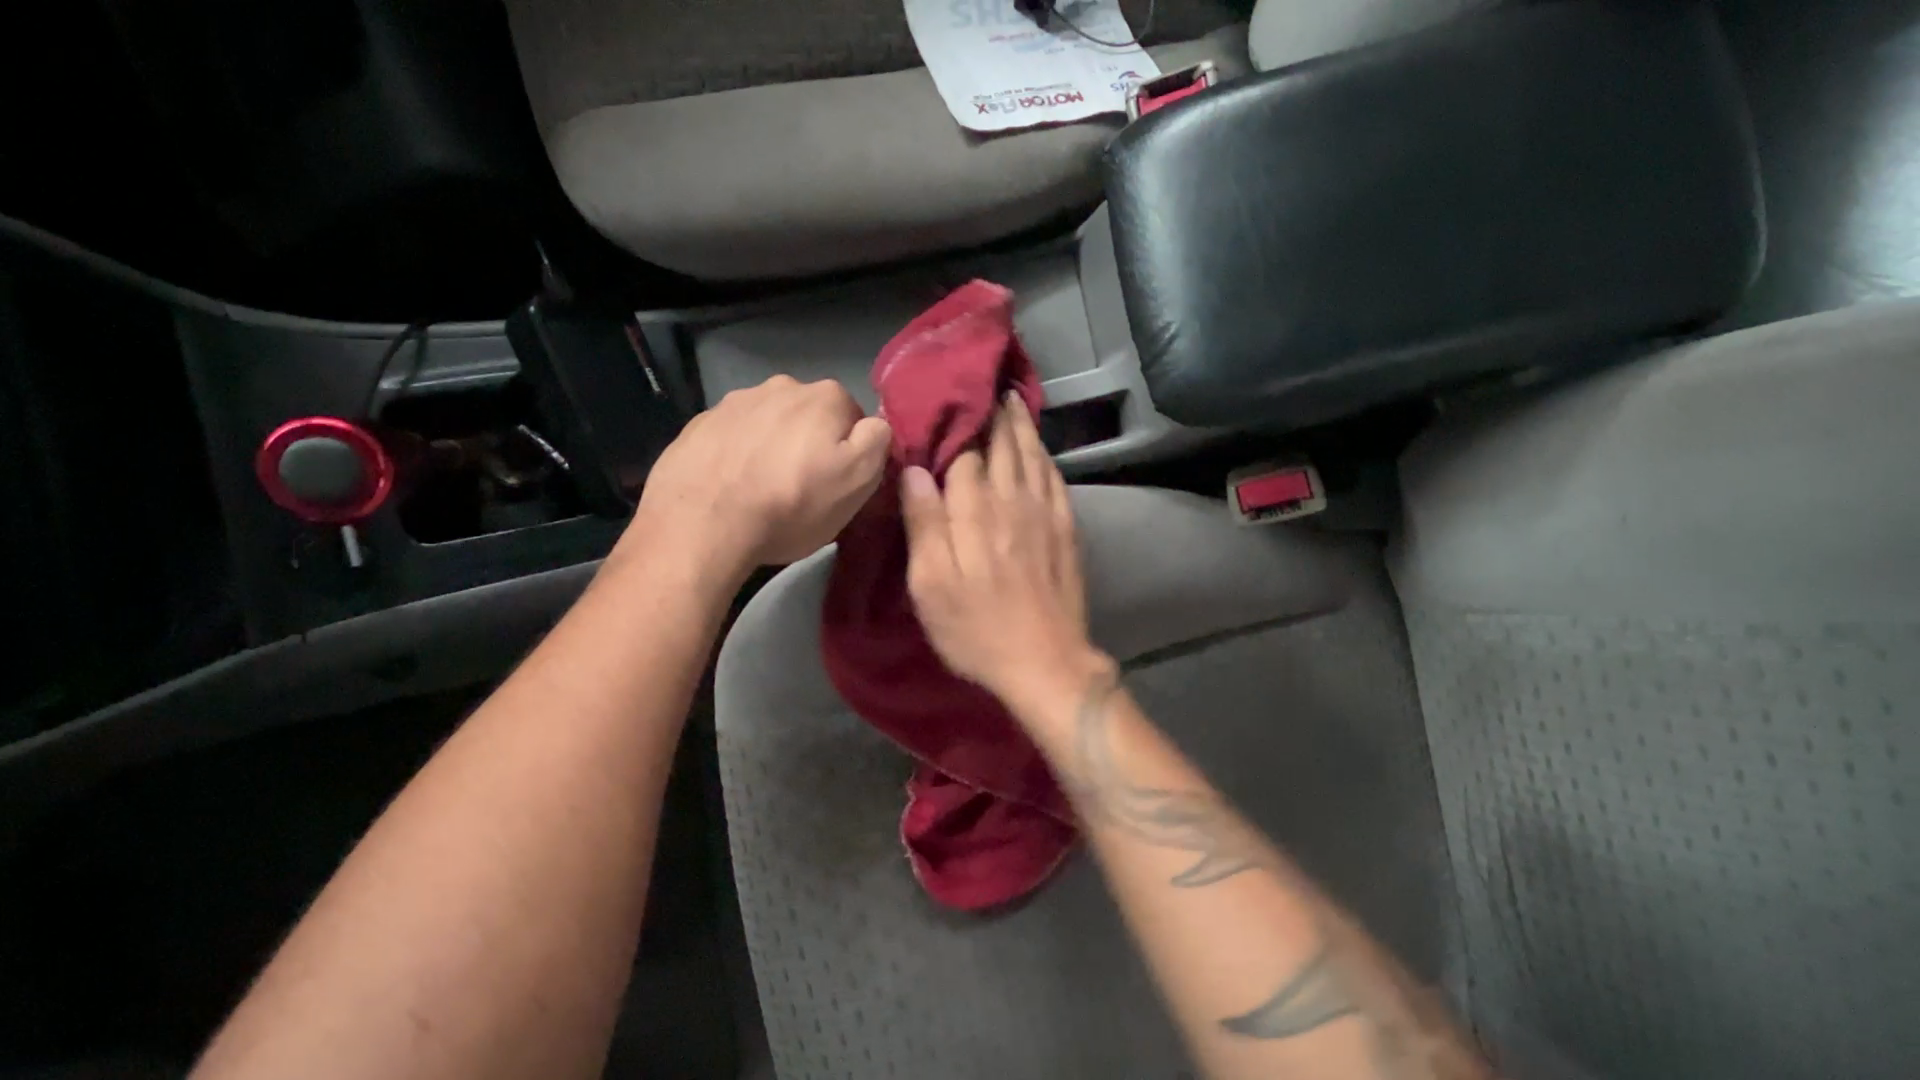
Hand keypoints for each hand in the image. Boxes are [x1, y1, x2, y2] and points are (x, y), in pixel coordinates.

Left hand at [623, 375, 890, 579]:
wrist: (701, 525)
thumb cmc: (791, 505)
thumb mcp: (857, 482)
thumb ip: (878, 442)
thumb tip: (877, 425)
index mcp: (824, 396)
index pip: (854, 418)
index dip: (849, 452)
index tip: (838, 483)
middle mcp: (779, 386)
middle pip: (808, 417)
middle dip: (809, 445)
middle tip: (801, 490)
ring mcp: (733, 403)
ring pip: (768, 424)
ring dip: (771, 448)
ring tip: (762, 491)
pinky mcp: (698, 426)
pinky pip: (731, 438)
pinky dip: (736, 457)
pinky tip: (731, 489)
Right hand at [901, 394, 1108, 704]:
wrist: (1046, 662)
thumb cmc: (976, 629)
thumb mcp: (930, 585)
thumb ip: (924, 523)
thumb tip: (914, 469)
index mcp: (974, 511)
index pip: (964, 452)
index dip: (955, 424)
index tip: (945, 399)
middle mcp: (1012, 500)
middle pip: (1002, 444)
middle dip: (992, 413)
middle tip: (984, 382)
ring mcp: (1044, 513)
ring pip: (1032, 455)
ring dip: (1021, 425)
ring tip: (1012, 399)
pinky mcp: (1066, 530)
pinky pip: (1055, 479)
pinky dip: (1045, 456)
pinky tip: (1040, 450)